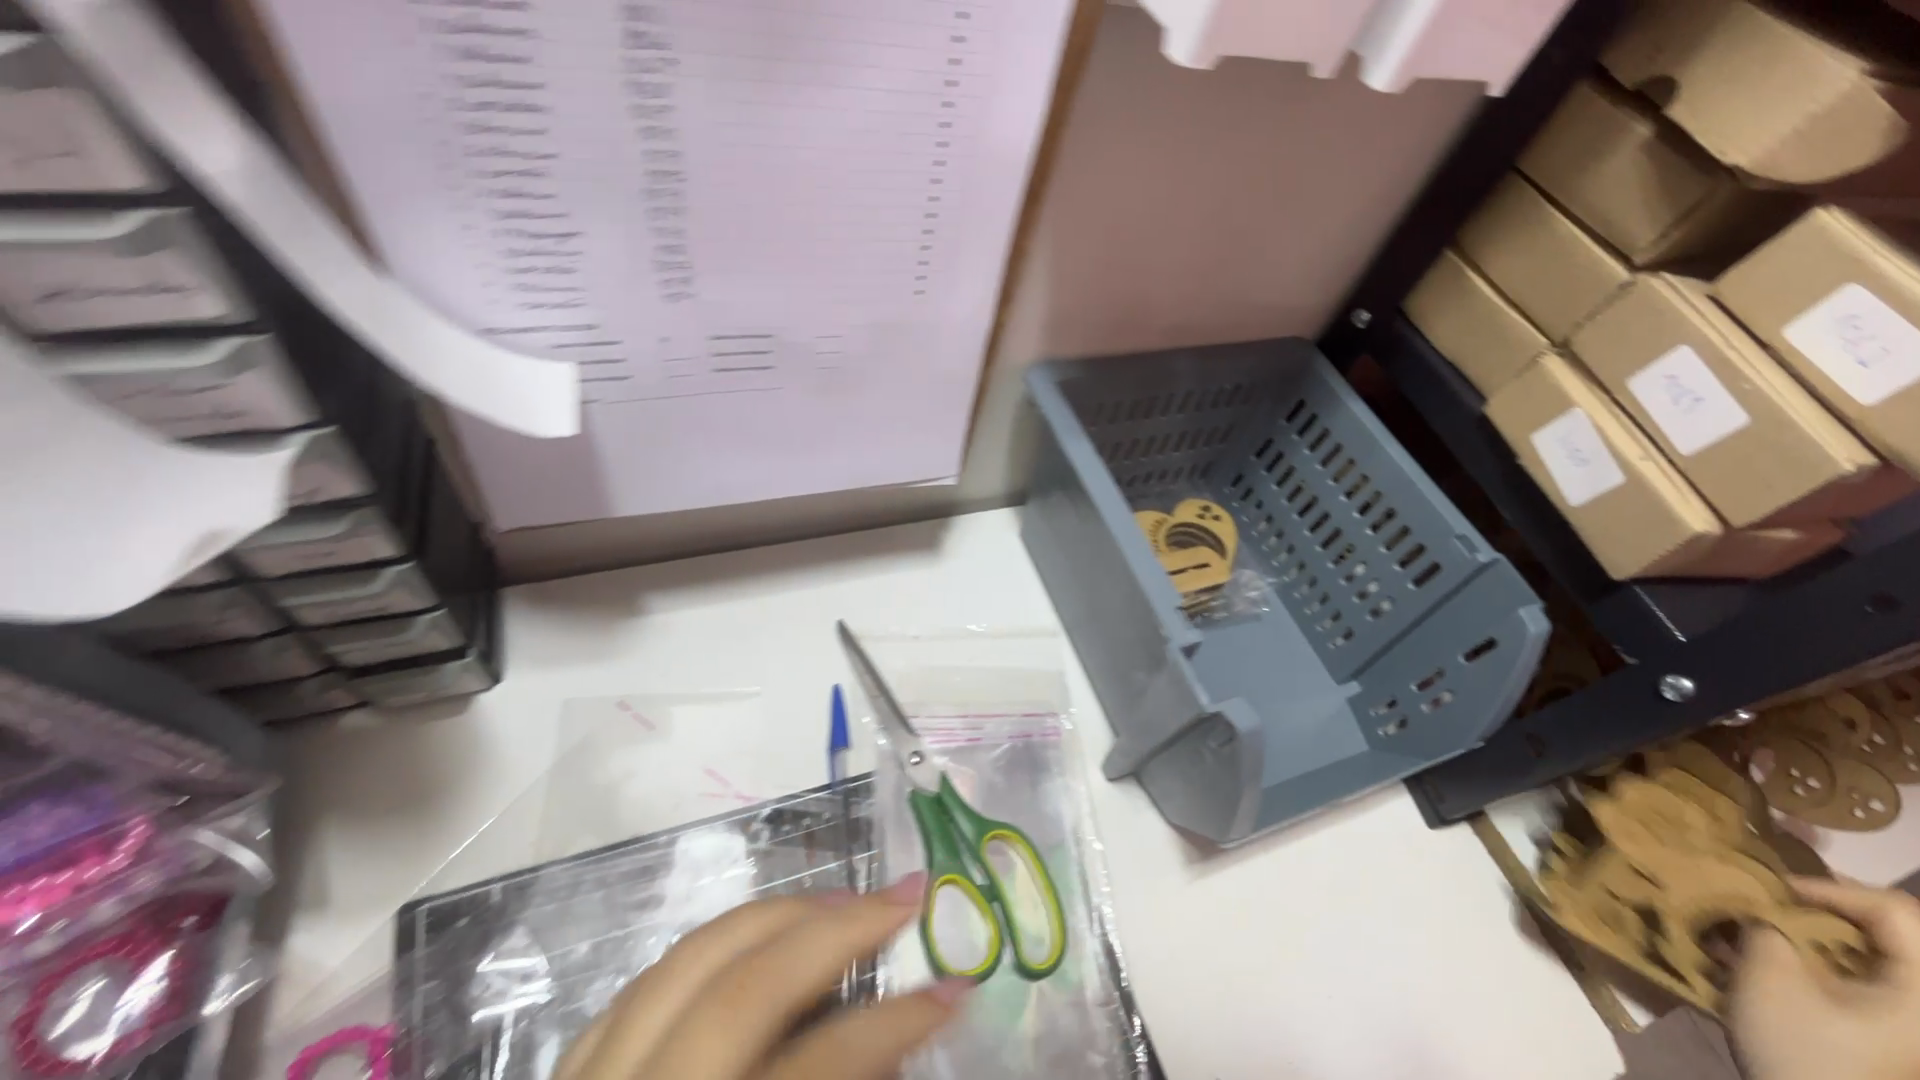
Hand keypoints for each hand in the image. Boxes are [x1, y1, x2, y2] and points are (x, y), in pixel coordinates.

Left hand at [552, 873, 966, 1079]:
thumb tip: (891, 1055)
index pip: (817, 1067)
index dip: (896, 1022)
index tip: (954, 990)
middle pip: (748, 986)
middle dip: (839, 928)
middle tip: (907, 896)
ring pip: (689, 960)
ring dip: (777, 917)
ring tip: (843, 900)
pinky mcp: (568, 1074)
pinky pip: (645, 983)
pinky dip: (711, 948)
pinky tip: (756, 938)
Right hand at [1731, 878, 1919, 1079]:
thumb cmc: (1803, 1048)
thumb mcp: (1769, 976)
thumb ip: (1764, 926)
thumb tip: (1759, 908)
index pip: (1890, 909)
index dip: (1828, 887)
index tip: (1770, 887)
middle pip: (1878, 930)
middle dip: (1810, 909)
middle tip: (1760, 900)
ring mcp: (1903, 1022)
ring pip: (1859, 956)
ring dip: (1801, 937)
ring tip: (1746, 932)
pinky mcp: (1880, 1038)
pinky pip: (1849, 983)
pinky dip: (1805, 965)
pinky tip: (1755, 964)